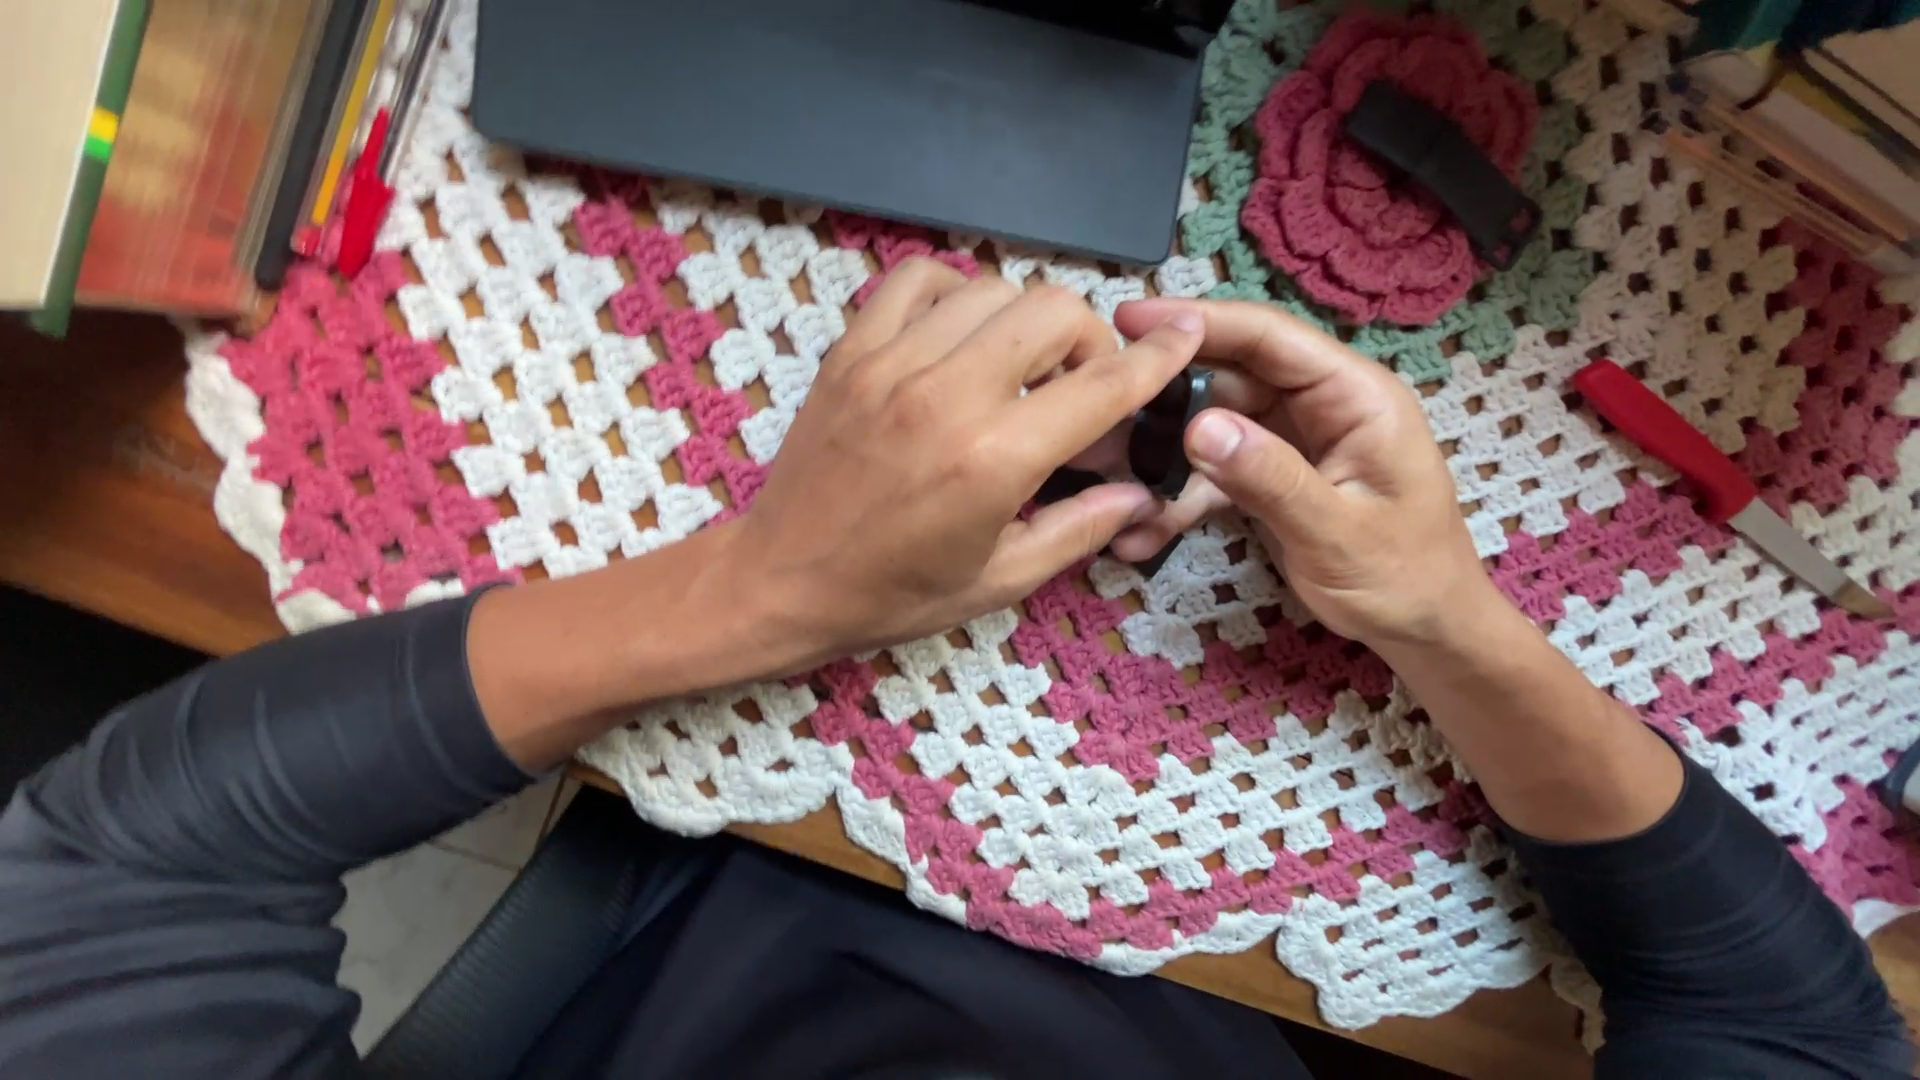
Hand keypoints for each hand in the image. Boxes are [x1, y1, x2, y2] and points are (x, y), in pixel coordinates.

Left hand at [723, 258, 1203, 665]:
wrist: (782, 580)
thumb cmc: (893, 593)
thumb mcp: (999, 580)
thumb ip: (1080, 529)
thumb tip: (1140, 493)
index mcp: (993, 460)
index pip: (1101, 385)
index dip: (1157, 356)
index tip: (1184, 335)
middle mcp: (947, 395)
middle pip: (1053, 311)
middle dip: (1088, 341)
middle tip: (1076, 386)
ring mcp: (891, 363)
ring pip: (992, 288)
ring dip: (1025, 319)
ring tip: (1018, 366)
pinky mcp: (850, 350)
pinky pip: (917, 279)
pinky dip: (955, 293)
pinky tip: (957, 335)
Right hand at [1109, 298, 1496, 645]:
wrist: (1421, 629)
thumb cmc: (1401, 577)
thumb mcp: (1338, 532)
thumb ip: (1271, 478)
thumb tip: (1198, 427)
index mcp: (1353, 396)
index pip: (1269, 339)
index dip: (1200, 323)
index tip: (1130, 318)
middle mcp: (1318, 406)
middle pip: (1229, 377)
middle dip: (1166, 390)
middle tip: (1101, 403)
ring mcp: (1290, 442)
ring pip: (1212, 424)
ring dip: (1162, 450)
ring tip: (1107, 470)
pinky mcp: (1269, 476)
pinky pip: (1214, 472)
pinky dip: (1179, 497)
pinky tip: (1141, 530)